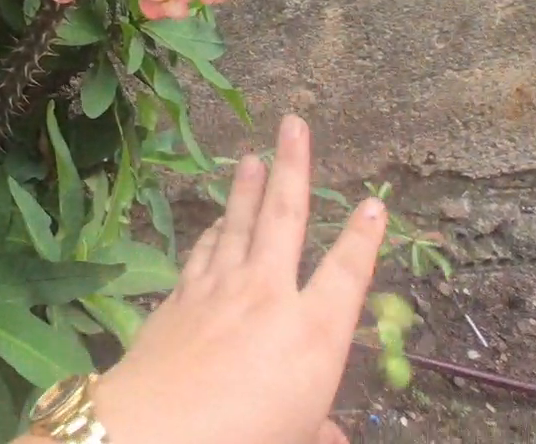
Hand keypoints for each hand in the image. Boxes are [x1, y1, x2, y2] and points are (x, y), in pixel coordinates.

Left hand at [91, 115, 385, 442]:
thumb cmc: (245, 440)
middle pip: (285, 218)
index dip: (363, 237)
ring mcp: (219, 286)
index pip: (347, 274)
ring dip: (246, 187)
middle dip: (292, 166)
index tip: (374, 201)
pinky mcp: (183, 291)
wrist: (160, 426)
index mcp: (313, 334)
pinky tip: (216, 219)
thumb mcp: (297, 439)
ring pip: (238, 222)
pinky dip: (213, 230)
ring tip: (251, 155)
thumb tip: (328, 436)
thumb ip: (317, 431)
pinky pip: (204, 250)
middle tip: (292, 123)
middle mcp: (267, 295)